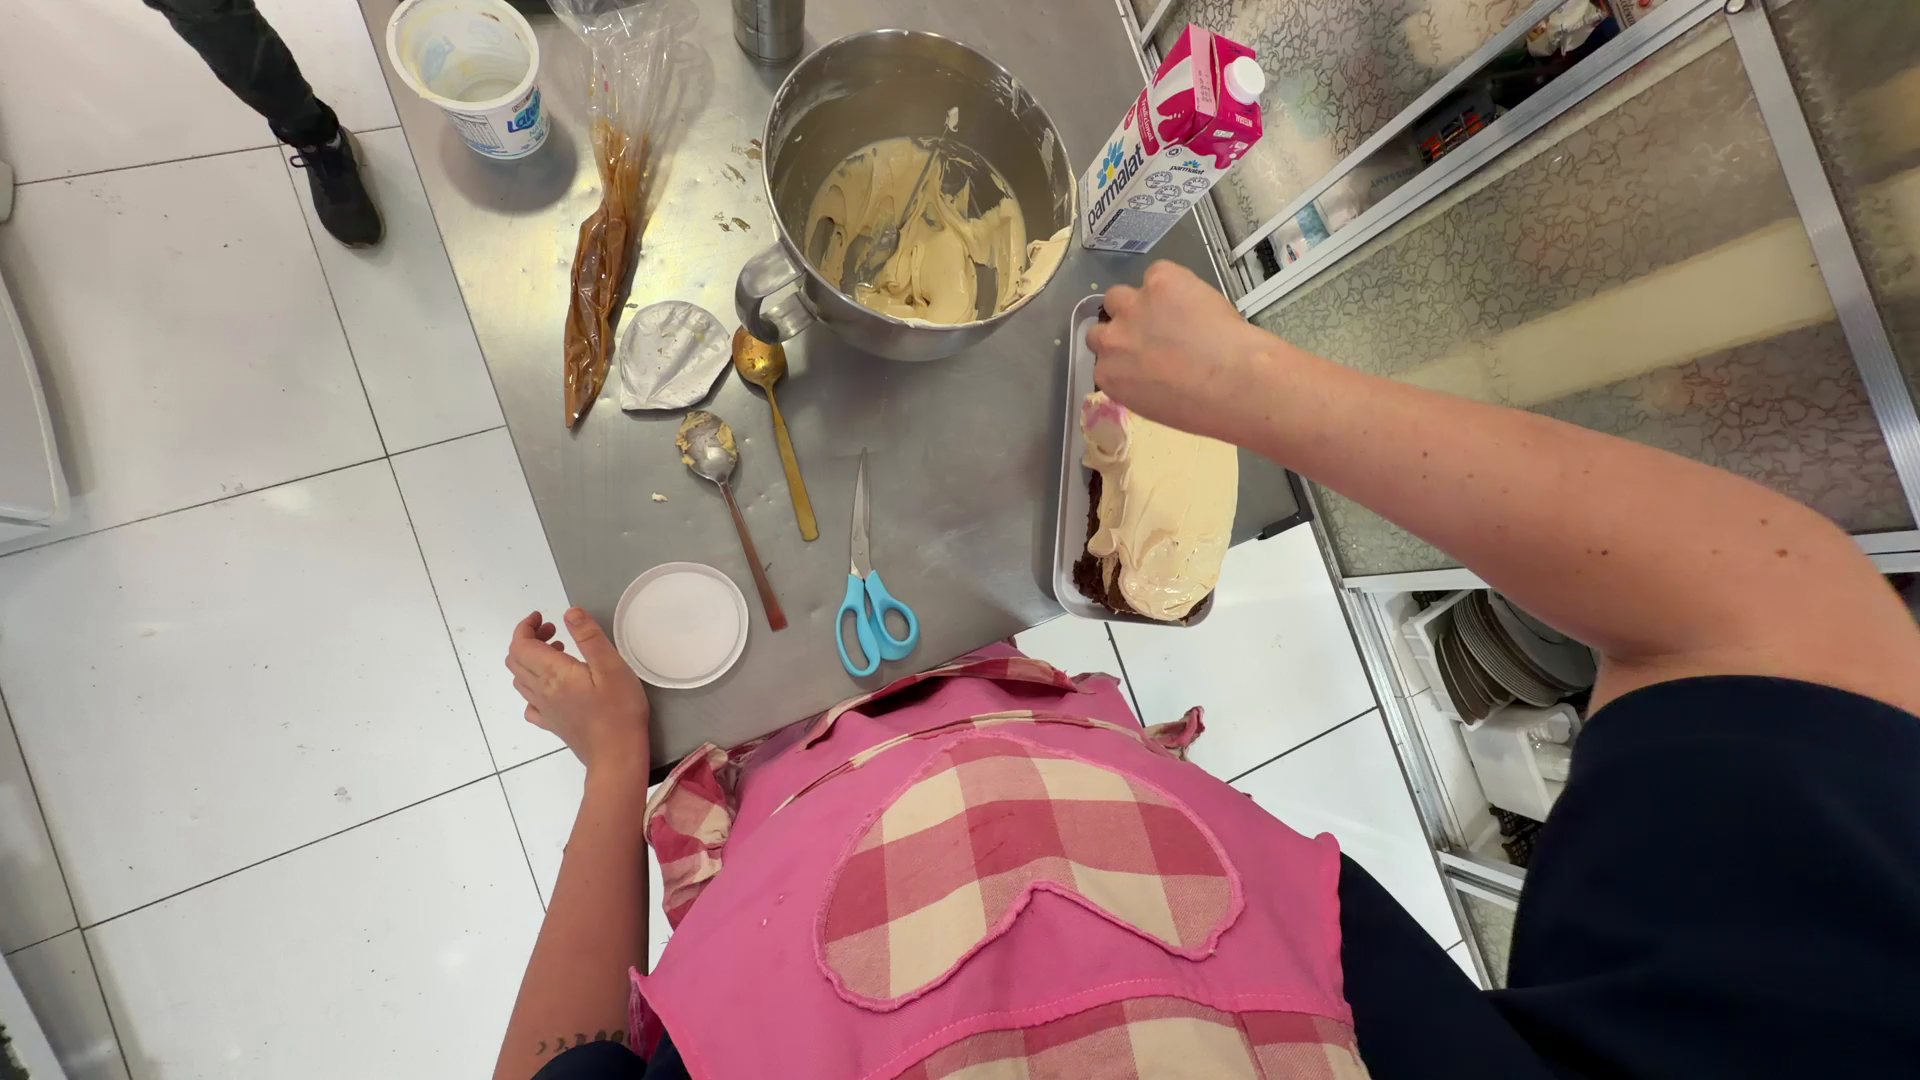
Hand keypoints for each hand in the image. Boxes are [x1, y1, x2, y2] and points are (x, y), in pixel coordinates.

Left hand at [506, 609, 650, 776]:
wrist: (616, 753)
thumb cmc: (619, 708)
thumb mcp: (611, 666)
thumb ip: (589, 637)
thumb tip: (569, 612)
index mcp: (553, 673)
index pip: (521, 645)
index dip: (526, 627)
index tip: (543, 616)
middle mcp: (541, 691)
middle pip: (516, 661)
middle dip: (529, 640)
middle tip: (556, 631)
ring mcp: (544, 709)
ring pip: (521, 680)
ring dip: (531, 660)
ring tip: (560, 652)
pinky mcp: (552, 723)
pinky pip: (530, 702)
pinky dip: (535, 686)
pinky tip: (554, 687)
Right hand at [1087, 261, 1272, 439]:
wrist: (1230, 380)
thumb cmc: (1199, 407)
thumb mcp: (1155, 406)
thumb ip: (1137, 383)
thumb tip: (1148, 372)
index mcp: (1108, 375)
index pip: (1103, 359)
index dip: (1123, 355)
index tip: (1141, 357)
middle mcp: (1110, 340)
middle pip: (1100, 328)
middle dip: (1121, 330)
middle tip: (1150, 335)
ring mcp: (1132, 307)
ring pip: (1118, 296)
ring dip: (1136, 303)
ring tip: (1169, 310)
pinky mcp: (1159, 281)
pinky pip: (1158, 273)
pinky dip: (1174, 283)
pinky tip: (1193, 298)